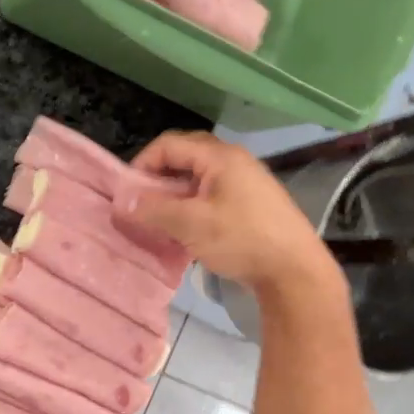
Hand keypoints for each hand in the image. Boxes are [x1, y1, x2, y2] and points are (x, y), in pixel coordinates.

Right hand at [112, 132, 337, 295]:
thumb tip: (121, 201)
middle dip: (156, 180)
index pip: (169, 144)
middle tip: (139, 206)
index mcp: (219, 157)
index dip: (142, 164)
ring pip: (195, 179)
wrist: (292, 269)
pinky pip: (208, 195)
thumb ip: (153, 209)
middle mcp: (232, 161)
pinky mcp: (247, 203)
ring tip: (156, 222)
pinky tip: (182, 231)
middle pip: (183, 158)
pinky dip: (188, 207)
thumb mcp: (190, 224)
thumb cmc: (241, 239)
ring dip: (171, 196)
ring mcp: (242, 182)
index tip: (127, 194)